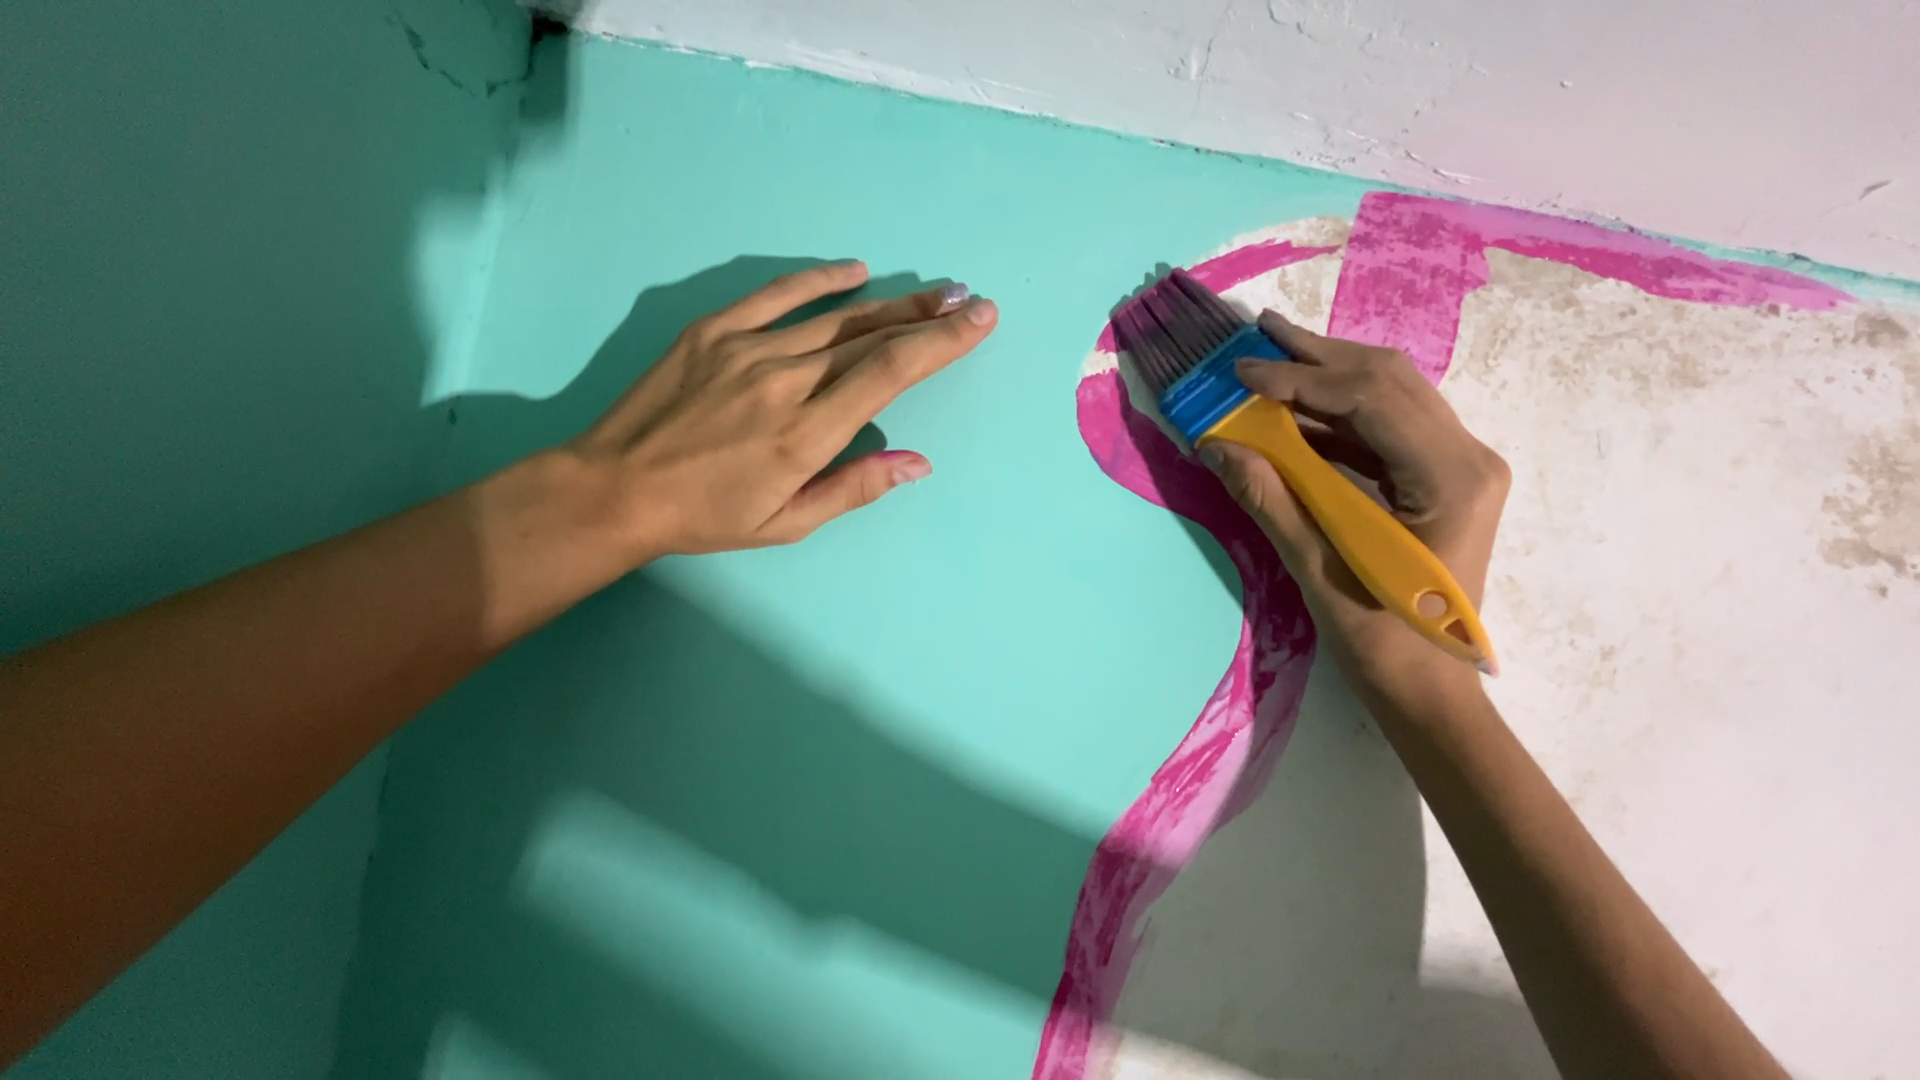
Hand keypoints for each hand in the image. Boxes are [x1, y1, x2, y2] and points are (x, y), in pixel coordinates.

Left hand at [567, 260, 996, 562]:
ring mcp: (748, 348)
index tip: (979, 321)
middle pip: (872, 338)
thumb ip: (854, 488)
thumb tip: (917, 462)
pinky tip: (854, 271)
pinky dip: (820, 280)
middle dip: (929, 319)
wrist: (616, 488)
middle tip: (969, 300)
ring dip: (890, 303)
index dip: (941, 345)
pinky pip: (778, 295)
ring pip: (835, 317)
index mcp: (808, 433)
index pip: (890, 374)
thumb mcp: (786, 524)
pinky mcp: (714, 330)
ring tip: (933, 293)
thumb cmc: (707, 516)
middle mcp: (786, 380)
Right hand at [1201, 311, 1509, 708]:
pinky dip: (1337, 409)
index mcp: (1449, 476)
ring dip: (1328, 373)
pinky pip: (1386, 426)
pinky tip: (1295, 403)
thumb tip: (1215, 446)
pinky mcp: (1439, 477)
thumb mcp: (1317, 567)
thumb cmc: (1379, 637)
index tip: (1241, 370)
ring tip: (1272, 352)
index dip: (1301, 377)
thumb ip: (1269, 498)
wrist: (1427, 683)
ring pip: (1390, 394)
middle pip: (1388, 379)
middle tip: (1259, 331)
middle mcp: (1466, 455)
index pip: (1370, 398)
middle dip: (1316, 354)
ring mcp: (1457, 464)